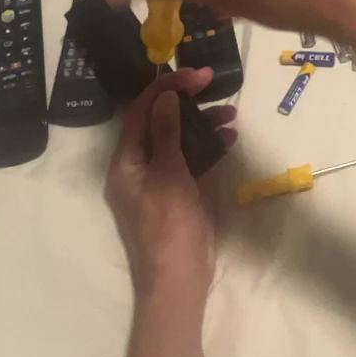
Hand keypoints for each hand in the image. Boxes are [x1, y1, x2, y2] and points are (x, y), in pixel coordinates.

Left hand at [103, 67, 237, 300]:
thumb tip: (166, 97)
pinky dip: (210, 145)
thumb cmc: (167, 227)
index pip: (141, 111)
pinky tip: (229, 138)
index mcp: (126, 162)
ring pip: (179, 138)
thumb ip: (167, 134)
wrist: (178, 281)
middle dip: (187, 101)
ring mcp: (161, 179)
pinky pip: (193, 159)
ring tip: (230, 113)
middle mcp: (140, 166)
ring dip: (202, 122)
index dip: (166, 87)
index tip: (194, 75)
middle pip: (161, 121)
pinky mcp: (181, 191)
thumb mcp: (167, 175)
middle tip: (214, 82)